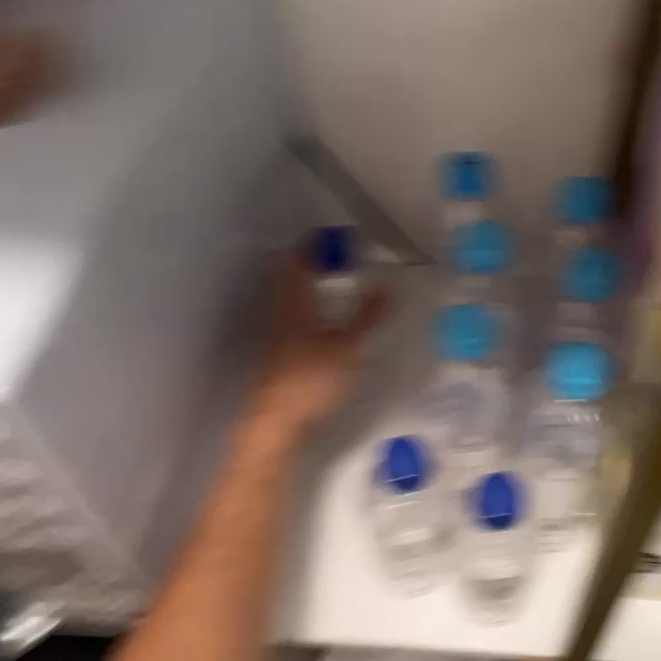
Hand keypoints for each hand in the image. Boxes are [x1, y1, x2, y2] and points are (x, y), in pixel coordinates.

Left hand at [249, 254, 389, 434]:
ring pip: (286, 294)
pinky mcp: (277, 352)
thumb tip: (386, 282)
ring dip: (306, 282)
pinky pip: (289, 314)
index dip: (315, 244)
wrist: (275, 423)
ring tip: (333, 282)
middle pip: (287, 273)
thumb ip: (368, 316)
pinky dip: (305, 305)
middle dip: (309, 260)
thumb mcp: (348, 348)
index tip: (338, 237)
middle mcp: (280, 310)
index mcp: (295, 302)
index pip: (298, 259)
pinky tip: (323, 319)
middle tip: (336, 257)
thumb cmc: (311, 381)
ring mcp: (275, 332)